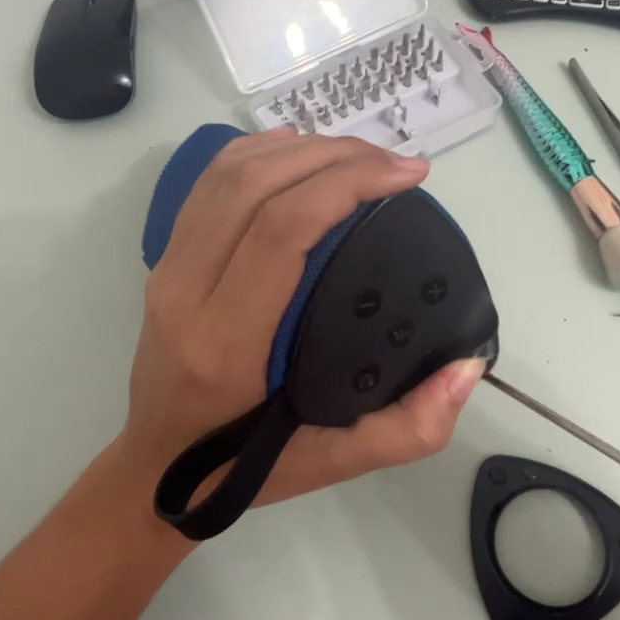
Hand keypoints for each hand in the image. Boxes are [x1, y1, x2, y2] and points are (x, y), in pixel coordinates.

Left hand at [117, 129, 483, 508]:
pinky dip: (253, 154)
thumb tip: (465, 367)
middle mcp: (187, 293)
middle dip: (333, 155)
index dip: (347, 184)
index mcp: (227, 341)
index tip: (406, 176)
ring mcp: (166, 271)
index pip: (282, 230)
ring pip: (225, 176)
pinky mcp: (162, 263)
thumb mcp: (333, 464)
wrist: (153, 471)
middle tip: (394, 162)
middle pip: (254, 187)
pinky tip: (296, 150)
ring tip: (358, 153)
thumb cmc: (241, 471)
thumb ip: (408, 428)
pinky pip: (205, 187)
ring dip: (296, 148)